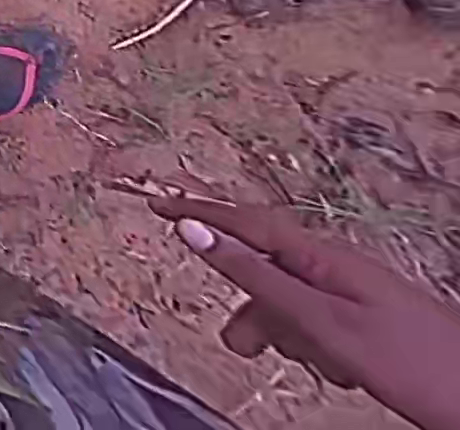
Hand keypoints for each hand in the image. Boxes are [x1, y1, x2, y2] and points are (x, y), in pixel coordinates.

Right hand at [151, 195, 459, 429]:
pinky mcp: (374, 322)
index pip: (243, 221)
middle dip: (248, 303)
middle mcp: (337, 269)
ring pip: (289, 299)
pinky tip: (328, 366)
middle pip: (265, 268)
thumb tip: (189, 228)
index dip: (195, 212)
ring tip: (295, 366)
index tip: (155, 206)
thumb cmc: (415, 365)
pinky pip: (317, 317)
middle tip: (237, 338)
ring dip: (279, 329)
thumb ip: (251, 272)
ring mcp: (360, 296)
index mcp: (323, 258)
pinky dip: (308, 339)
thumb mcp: (321, 320)